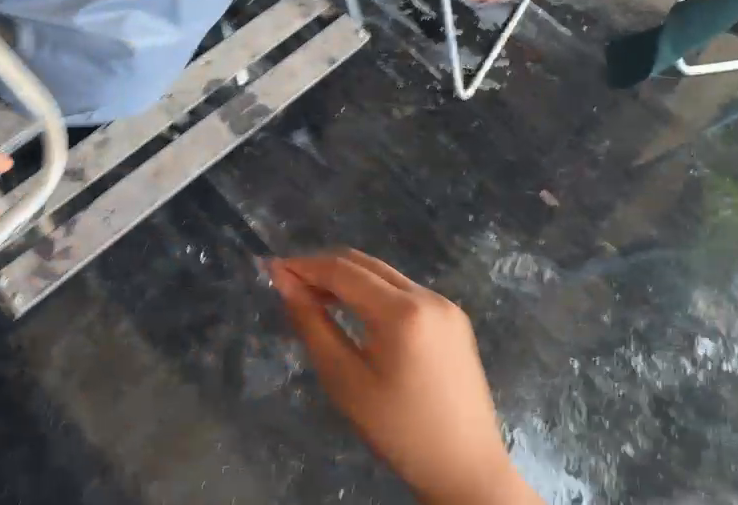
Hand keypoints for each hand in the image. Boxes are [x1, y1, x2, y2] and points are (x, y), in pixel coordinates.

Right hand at [271, 250, 540, 504]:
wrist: (468, 472)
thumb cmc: (398, 428)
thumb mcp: (342, 376)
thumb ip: (310, 321)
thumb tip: (282, 279)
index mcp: (403, 312)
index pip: (341, 270)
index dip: (302, 265)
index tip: (270, 270)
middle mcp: (428, 298)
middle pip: (362, 264)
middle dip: (321, 269)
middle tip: (288, 286)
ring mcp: (446, 308)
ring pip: (381, 274)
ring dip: (345, 279)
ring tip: (314, 301)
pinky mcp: (453, 322)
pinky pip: (400, 290)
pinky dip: (369, 292)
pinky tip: (352, 314)